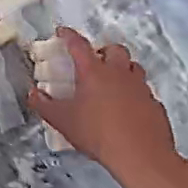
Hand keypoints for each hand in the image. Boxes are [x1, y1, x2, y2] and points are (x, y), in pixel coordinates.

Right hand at [29, 27, 180, 181]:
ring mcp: (140, 88)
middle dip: (102, 51)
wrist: (140, 156)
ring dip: (121, 68)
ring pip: (133, 67)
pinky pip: (144, 90)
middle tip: (92, 61)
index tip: (62, 32)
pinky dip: (134, 92)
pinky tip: (126, 106)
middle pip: (114, 49)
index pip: (79, 45)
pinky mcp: (154, 104)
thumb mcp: (61, 121)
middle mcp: (119, 74)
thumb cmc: (98, 134)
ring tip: (111, 82)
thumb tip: (33, 94)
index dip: (69, 36)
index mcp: (94, 72)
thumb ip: (43, 105)